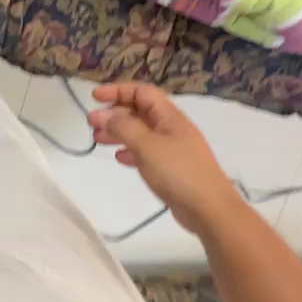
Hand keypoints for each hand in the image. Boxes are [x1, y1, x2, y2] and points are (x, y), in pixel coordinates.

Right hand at [87, 82, 244, 236]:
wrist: (210, 210)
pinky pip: (146, 151)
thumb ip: (123, 127)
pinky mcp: (171, 168)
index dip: (117, 90)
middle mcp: (172, 128)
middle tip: (91, 123)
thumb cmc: (178, 173)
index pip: (141, 92)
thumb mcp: (147, 146)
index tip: (94, 97)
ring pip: (140, 132)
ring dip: (118, 132)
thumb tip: (104, 115)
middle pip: (139, 111)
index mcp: (169, 116)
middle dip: (114, 113)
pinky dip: (130, 150)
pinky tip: (119, 157)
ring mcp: (173, 148)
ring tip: (97, 139)